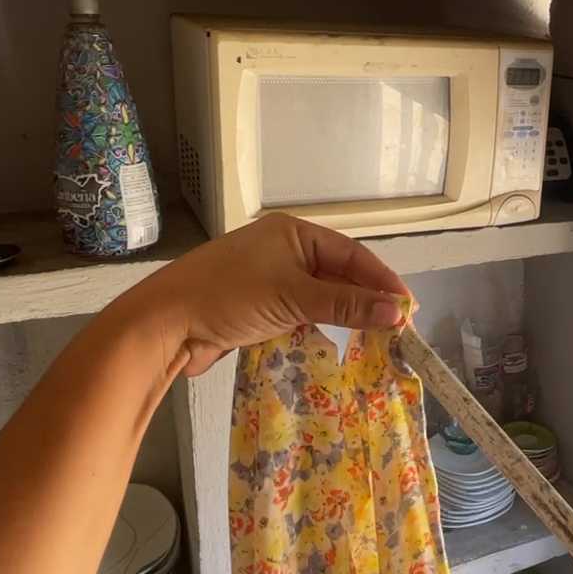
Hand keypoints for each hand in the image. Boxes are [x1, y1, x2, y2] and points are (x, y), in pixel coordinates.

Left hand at [114, 213, 410, 374]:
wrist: (164, 324)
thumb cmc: (229, 296)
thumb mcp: (294, 297)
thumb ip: (348, 304)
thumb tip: (399, 312)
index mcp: (294, 233)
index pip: (352, 254)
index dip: (382, 280)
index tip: (408, 305)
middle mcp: (285, 250)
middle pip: (339, 273)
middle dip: (367, 298)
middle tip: (398, 325)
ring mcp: (272, 278)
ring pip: (322, 295)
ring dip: (347, 313)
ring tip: (377, 335)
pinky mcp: (260, 306)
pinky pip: (303, 312)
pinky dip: (323, 324)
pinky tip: (341, 340)